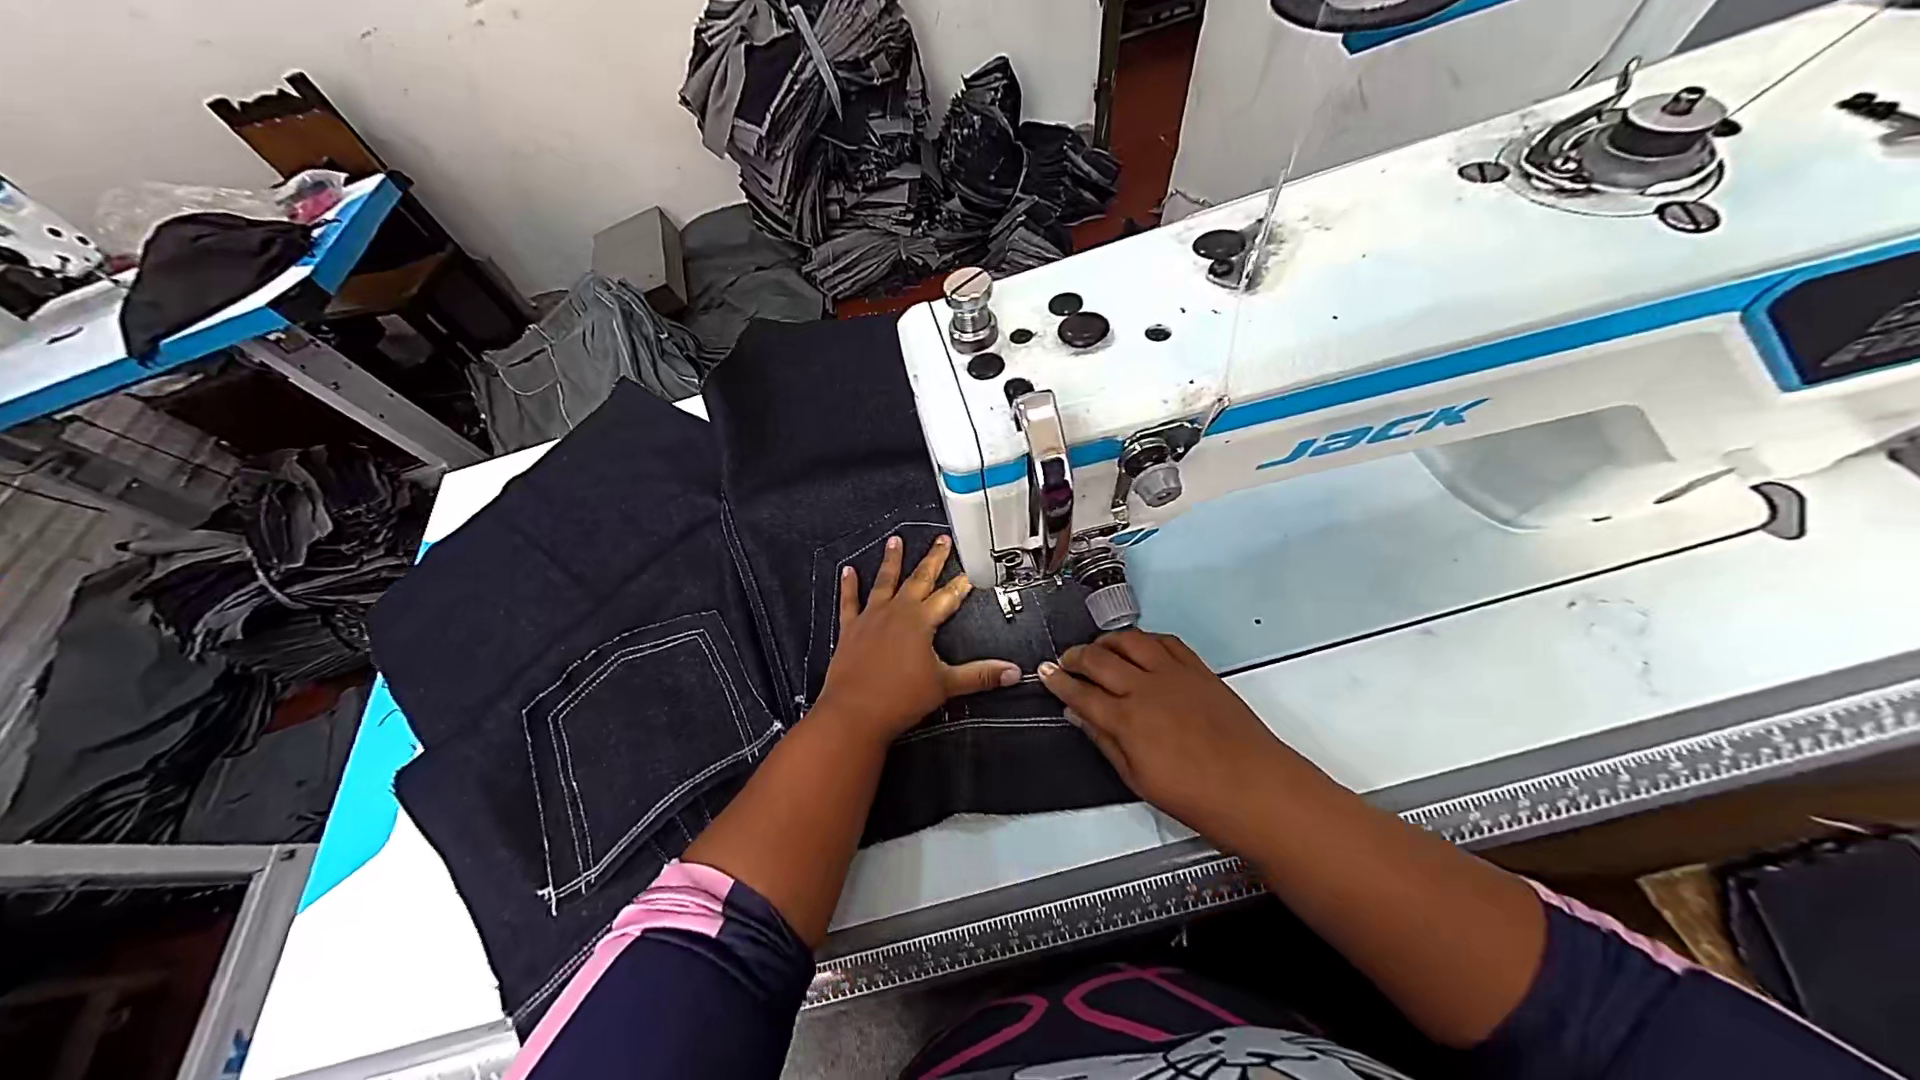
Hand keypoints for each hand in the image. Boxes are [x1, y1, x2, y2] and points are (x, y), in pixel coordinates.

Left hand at [815, 534, 1021, 743]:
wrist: (854, 713)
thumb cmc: (899, 699)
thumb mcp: (945, 685)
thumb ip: (980, 675)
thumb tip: (1012, 672)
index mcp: (920, 622)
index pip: (948, 597)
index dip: (962, 584)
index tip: (971, 573)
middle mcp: (896, 612)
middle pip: (919, 579)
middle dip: (933, 558)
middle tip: (941, 540)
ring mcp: (871, 618)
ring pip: (885, 582)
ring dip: (892, 560)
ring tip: (895, 541)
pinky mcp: (850, 629)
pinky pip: (850, 601)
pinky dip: (849, 585)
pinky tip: (848, 571)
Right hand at [1038, 630, 1324, 848]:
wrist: (1257, 791)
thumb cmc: (1199, 797)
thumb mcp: (1138, 780)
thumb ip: (1104, 741)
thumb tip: (1079, 717)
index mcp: (1127, 720)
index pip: (1080, 692)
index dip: (1058, 681)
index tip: (1046, 674)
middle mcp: (1147, 688)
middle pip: (1099, 658)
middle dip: (1075, 656)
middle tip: (1065, 661)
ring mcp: (1175, 674)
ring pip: (1130, 640)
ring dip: (1107, 640)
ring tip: (1097, 648)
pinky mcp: (1199, 670)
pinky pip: (1166, 641)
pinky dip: (1145, 639)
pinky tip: (1139, 646)